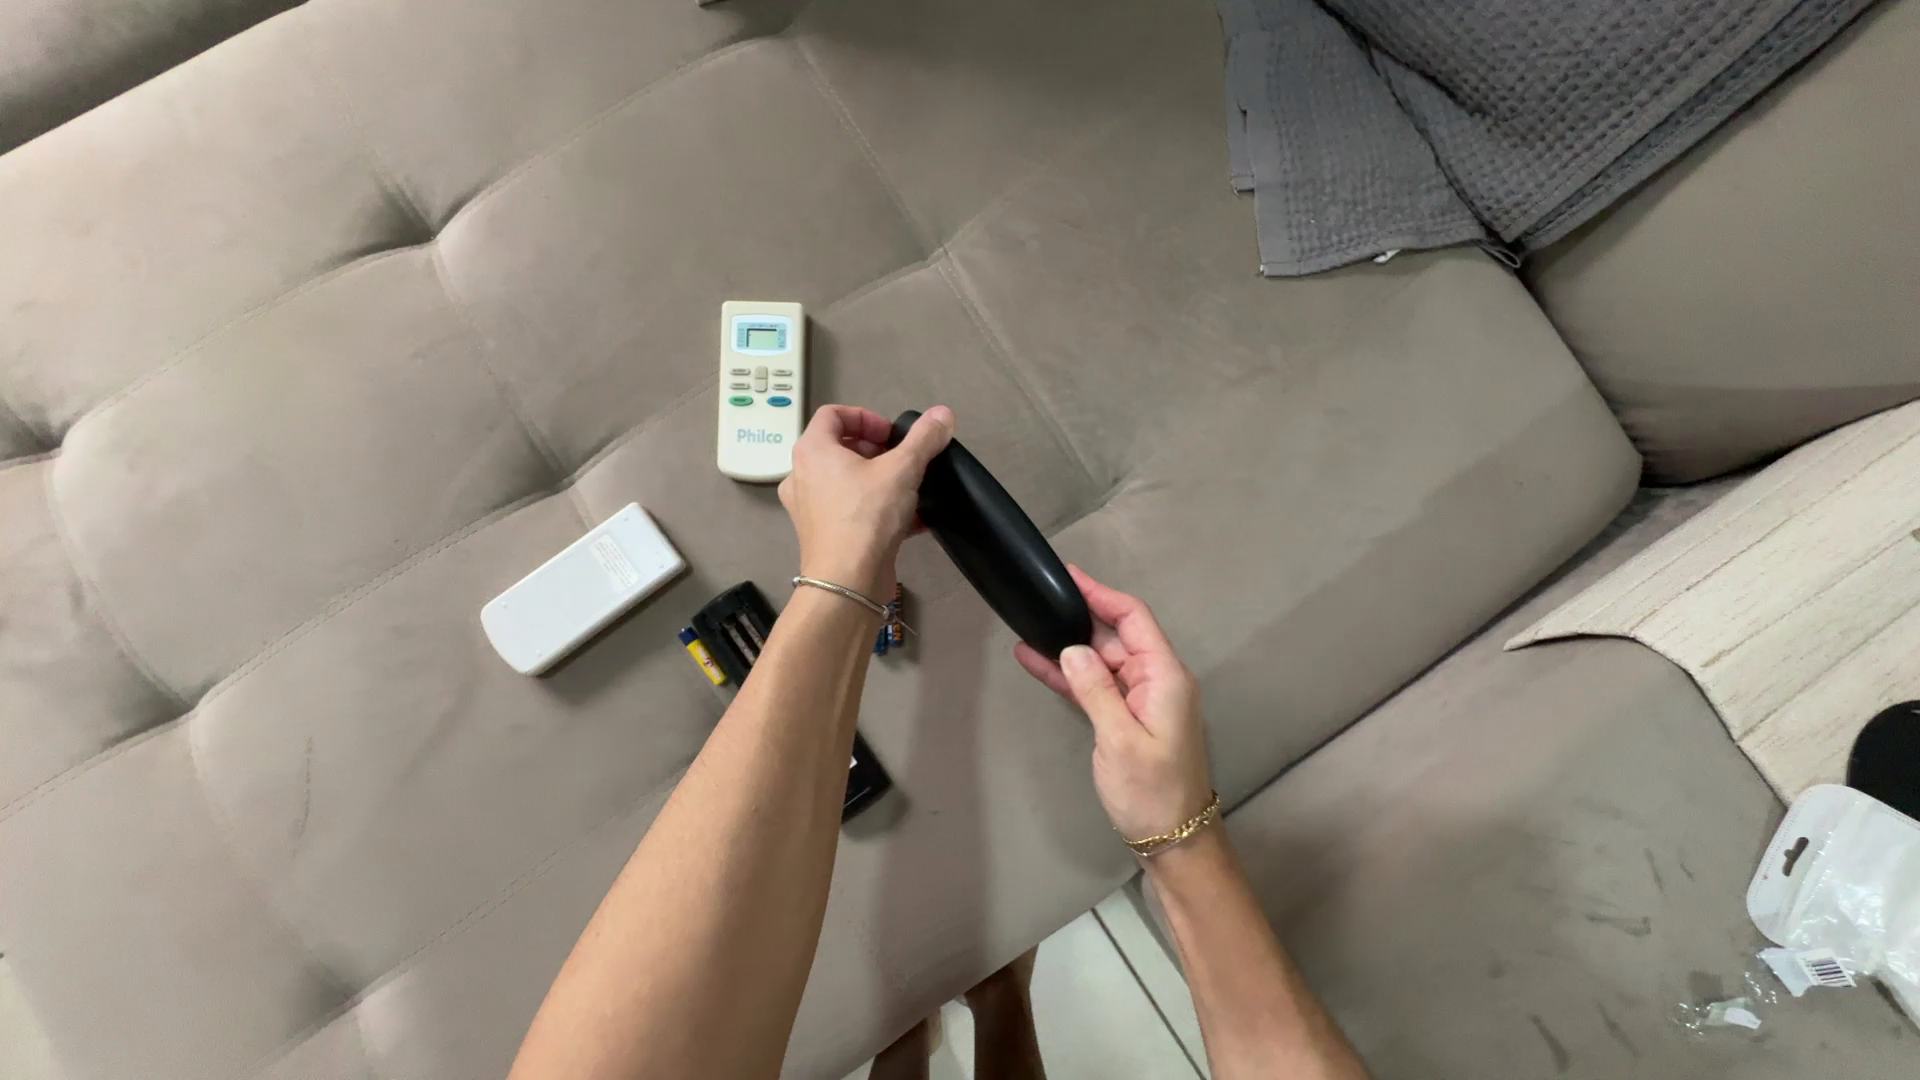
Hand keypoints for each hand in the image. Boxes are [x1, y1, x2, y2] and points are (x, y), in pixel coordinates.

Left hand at [778, 405, 953, 596]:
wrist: (847, 581)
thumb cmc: (868, 515)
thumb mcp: (902, 469)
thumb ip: (923, 439)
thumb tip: (943, 413)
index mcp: (812, 450)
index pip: (832, 414)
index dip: (866, 417)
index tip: (892, 437)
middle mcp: (802, 475)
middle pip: (838, 447)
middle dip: (875, 451)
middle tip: (901, 462)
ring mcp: (807, 507)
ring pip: (844, 481)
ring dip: (876, 480)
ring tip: (906, 490)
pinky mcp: (820, 534)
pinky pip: (848, 509)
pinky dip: (873, 508)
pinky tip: (909, 520)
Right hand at [1014, 567, 1212, 844]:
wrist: (1175, 842)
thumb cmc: (1152, 791)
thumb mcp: (1120, 740)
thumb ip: (1096, 690)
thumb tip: (1072, 648)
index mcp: (1164, 676)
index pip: (1133, 618)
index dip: (1102, 594)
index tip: (1069, 576)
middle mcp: (1156, 680)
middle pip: (1115, 637)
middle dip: (1079, 618)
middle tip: (1038, 600)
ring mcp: (1142, 700)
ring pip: (1101, 661)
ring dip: (1067, 648)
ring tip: (1028, 628)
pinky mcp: (1127, 718)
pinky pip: (1096, 686)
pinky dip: (1070, 676)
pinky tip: (1038, 662)